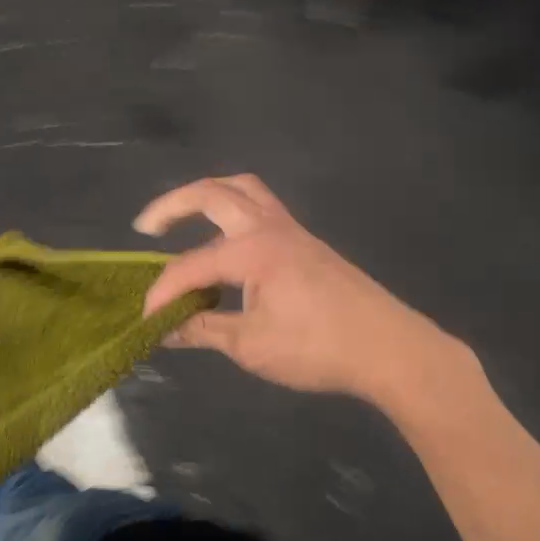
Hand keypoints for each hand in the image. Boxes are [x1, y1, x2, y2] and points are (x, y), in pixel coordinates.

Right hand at [135, 175, 473, 406]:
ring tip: (183, 216)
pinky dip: (231, 211)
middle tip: (145, 227)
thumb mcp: (252, 346)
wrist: (394, 351)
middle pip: (212, 193)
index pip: (190, 265)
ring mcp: (291, 232)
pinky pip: (260, 207)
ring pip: (242, 189)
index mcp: (252, 251)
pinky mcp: (305, 244)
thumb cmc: (320, 348)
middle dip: (172, 205)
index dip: (162, 292)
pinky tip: (225, 242)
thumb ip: (203, 330)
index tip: (145, 319)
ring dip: (207, 195)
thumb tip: (165, 330)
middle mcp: (268, 229)